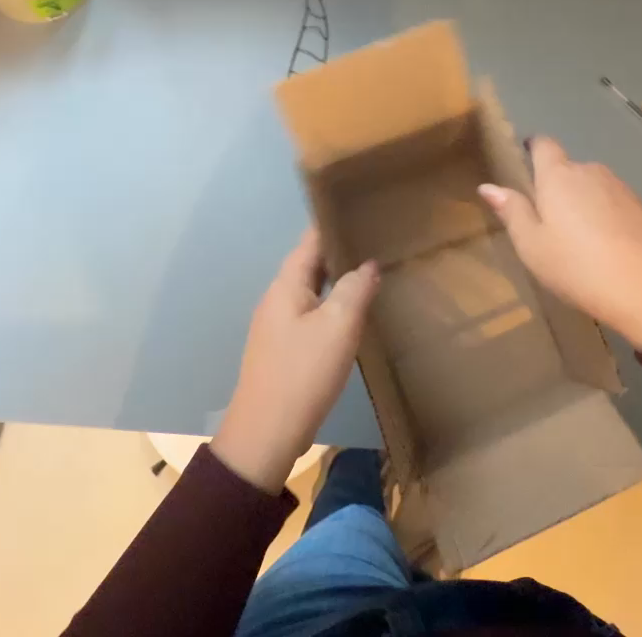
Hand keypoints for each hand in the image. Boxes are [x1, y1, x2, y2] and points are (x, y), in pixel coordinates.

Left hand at [211, 227, 380, 493]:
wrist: (265, 434)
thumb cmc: (302, 373)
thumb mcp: (338, 327)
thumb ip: (355, 289)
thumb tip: (368, 265)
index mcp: (287, 285)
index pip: (311, 240)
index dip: (334, 223)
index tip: (362, 208)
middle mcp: (277, 298)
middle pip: (310, 263)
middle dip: (339, 249)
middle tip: (376, 238)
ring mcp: (277, 324)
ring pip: (311, 289)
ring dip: (337, 278)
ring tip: (371, 271)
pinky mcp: (283, 348)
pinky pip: (310, 312)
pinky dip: (331, 303)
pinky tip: (352, 313)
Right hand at [479, 137, 641, 349]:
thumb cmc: (579, 267)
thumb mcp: (533, 246)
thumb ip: (512, 212)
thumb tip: (488, 186)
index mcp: (559, 176)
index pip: (543, 144)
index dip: (532, 148)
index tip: (524, 164)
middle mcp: (591, 171)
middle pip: (568, 168)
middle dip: (556, 186)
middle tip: (547, 222)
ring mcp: (621, 188)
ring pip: (592, 186)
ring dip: (582, 203)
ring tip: (577, 240)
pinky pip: (613, 203)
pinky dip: (605, 217)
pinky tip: (606, 247)